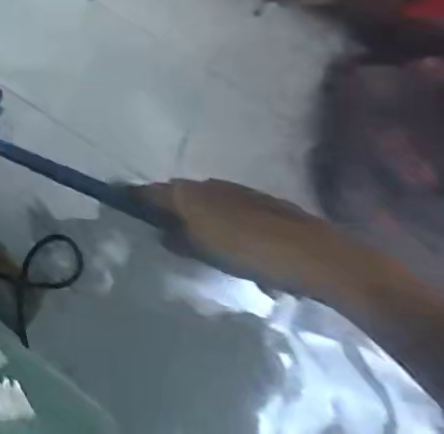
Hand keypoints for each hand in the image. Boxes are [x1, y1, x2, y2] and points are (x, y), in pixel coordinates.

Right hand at [138, 179, 390, 301]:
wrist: (323, 257)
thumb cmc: (251, 252)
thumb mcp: (203, 252)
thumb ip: (177, 240)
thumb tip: (164, 233)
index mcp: (186, 193)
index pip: (147, 192)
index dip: (132, 199)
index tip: (120, 204)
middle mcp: (208, 185)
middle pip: (180, 197)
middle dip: (174, 212)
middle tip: (175, 237)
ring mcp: (241, 192)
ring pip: (212, 205)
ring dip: (208, 222)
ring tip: (218, 252)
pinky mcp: (269, 205)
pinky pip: (239, 214)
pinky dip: (236, 228)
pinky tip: (252, 256)